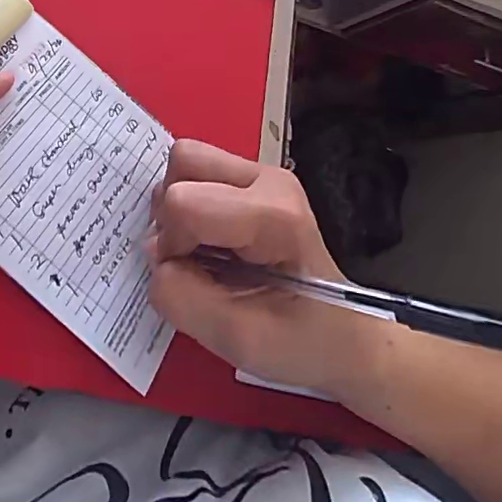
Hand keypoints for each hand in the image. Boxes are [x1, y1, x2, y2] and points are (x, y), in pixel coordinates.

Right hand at [149, 140, 393, 397]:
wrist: (345, 335)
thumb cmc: (302, 341)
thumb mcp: (239, 341)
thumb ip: (184, 298)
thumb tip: (155, 260)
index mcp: (274, 215)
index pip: (185, 201)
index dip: (170, 243)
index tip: (188, 277)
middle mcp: (268, 179)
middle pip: (184, 160)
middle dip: (170, 212)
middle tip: (189, 258)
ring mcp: (262, 173)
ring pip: (188, 161)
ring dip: (178, 207)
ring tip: (201, 252)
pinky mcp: (253, 179)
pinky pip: (199, 173)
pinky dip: (189, 206)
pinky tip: (209, 242)